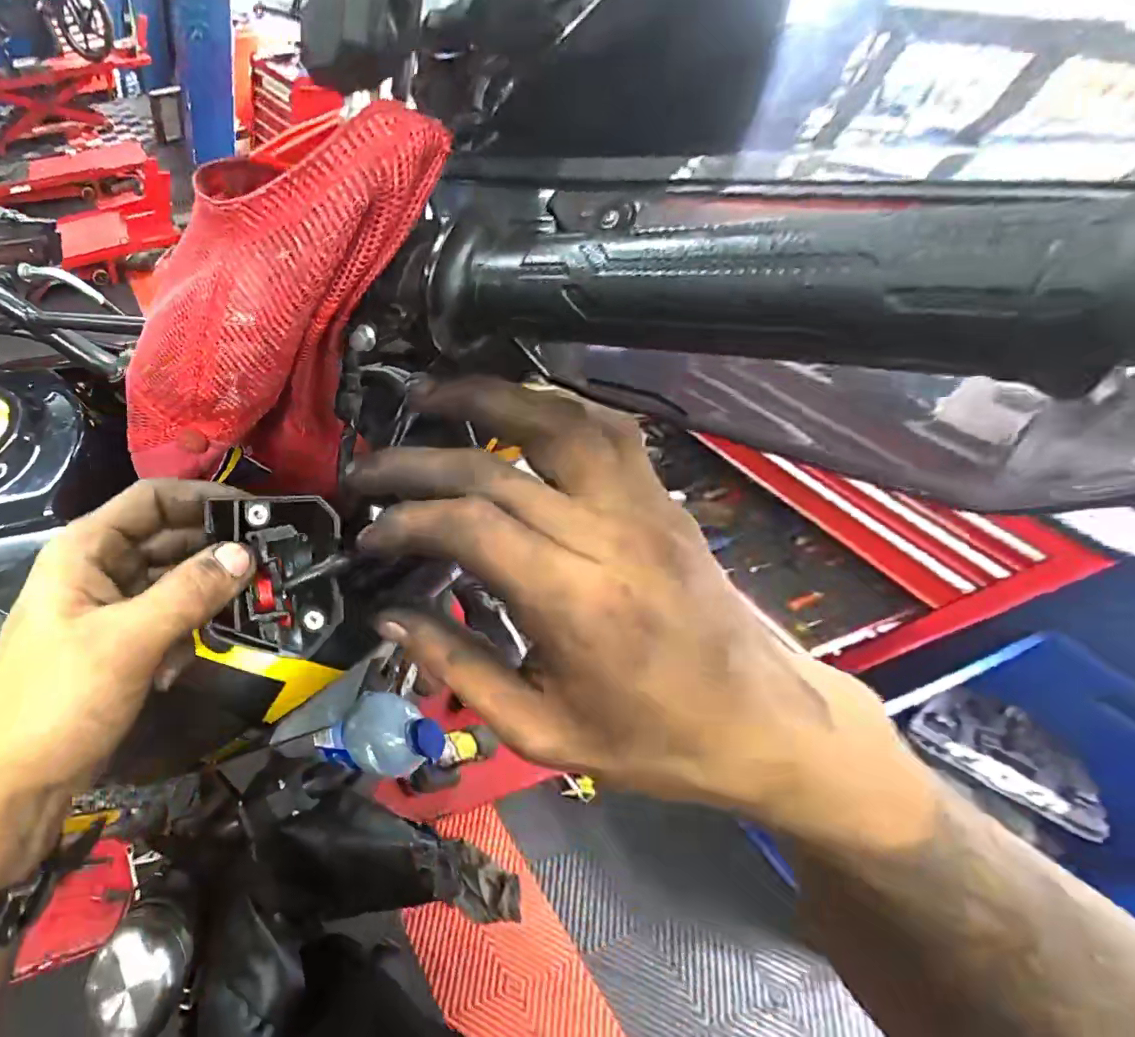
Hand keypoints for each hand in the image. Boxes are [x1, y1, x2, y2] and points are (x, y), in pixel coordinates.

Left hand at [0, 480, 253, 894]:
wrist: (11, 789)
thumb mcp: (128, 642)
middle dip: (211, 557)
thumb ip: (188, 593)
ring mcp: (105, 610)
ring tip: (232, 623)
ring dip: (198, 605)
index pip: (151, 501)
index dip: (203, 500)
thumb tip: (245, 553)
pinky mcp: (117, 646)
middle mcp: (95, 570)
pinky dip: (178, 639)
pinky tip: (175, 670)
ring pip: (169, 586)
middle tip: (266, 570)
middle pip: (166, 542)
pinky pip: (162, 623)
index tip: (257, 513)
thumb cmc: (58, 700)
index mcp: (84, 549)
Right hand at [347, 378, 938, 852]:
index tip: (370, 535)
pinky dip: (550, 403)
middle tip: (366, 469)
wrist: (768, 727)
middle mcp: (610, 537)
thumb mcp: (539, 730)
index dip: (407, 520)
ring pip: (558, 421)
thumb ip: (457, 666)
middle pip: (494, 469)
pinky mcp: (661, 497)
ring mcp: (643, 506)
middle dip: (416, 461)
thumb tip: (388, 615)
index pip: (472, 525)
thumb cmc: (650, 739)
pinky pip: (605, 426)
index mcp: (576, 602)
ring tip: (430, 395)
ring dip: (486, 398)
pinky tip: (512, 405)